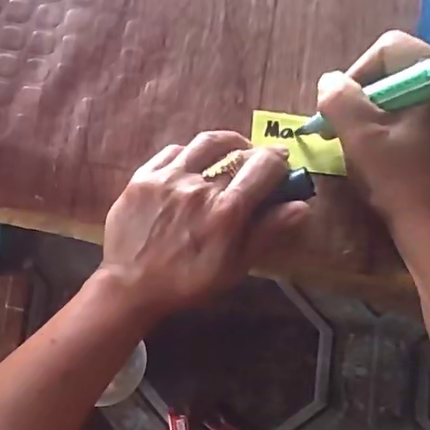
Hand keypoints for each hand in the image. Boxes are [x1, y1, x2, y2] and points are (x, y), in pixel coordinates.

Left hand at [94, 130, 310, 320]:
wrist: (129, 287)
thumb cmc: (185, 283)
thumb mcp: (233, 267)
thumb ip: (266, 233)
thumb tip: (300, 205)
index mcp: (225, 209)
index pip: (265, 165)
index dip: (279, 162)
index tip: (281, 168)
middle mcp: (198, 186)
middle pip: (237, 153)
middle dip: (253, 157)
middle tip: (255, 166)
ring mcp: (166, 179)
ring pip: (204, 143)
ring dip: (225, 144)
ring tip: (230, 152)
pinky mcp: (141, 179)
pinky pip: (171, 152)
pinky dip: (189, 153)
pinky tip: (192, 164)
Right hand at [316, 31, 429, 227]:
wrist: (427, 215)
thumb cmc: (396, 176)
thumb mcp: (360, 136)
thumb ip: (340, 101)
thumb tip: (328, 80)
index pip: (387, 49)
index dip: (354, 76)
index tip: (336, 111)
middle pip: (389, 65)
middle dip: (357, 93)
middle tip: (338, 126)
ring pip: (391, 85)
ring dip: (364, 108)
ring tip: (349, 137)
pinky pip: (400, 102)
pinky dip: (378, 117)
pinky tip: (367, 143)